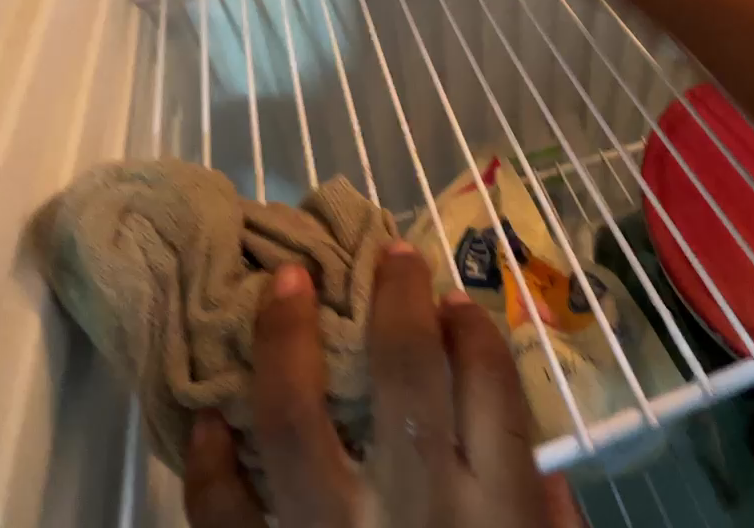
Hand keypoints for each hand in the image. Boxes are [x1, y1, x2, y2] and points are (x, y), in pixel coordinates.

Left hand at [184, 246, 583, 527]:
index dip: (472, 327)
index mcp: (493, 507)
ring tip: (282, 284)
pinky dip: (210, 465)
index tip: (453, 298)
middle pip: (404, 377)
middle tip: (388, 253)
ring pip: (298, 424)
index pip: (488, 382)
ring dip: (286, 342)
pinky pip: (223, 519)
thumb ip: (546, 524)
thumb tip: (541, 469)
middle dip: (396, 300)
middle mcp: (415, 511)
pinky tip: (207, 414)